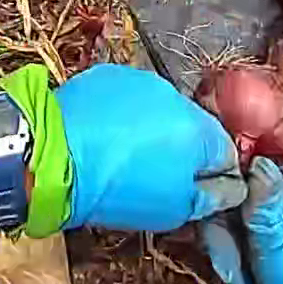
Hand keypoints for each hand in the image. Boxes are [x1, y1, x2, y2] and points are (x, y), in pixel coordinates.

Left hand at [55, 63, 245, 231]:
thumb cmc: (117, 189)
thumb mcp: (171, 209)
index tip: (195, 189)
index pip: (225, 152)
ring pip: (163, 108)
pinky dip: (126, 112)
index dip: (214, 174)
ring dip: (155, 127)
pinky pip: (130, 96)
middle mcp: (175, 96)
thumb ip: (208, 195)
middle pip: (193, 126)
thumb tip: (228, 186)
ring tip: (127, 152)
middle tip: (157, 173)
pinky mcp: (111, 74)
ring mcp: (142, 81)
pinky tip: (106, 132)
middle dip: (183, 148)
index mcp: (197, 129)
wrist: (54, 154)